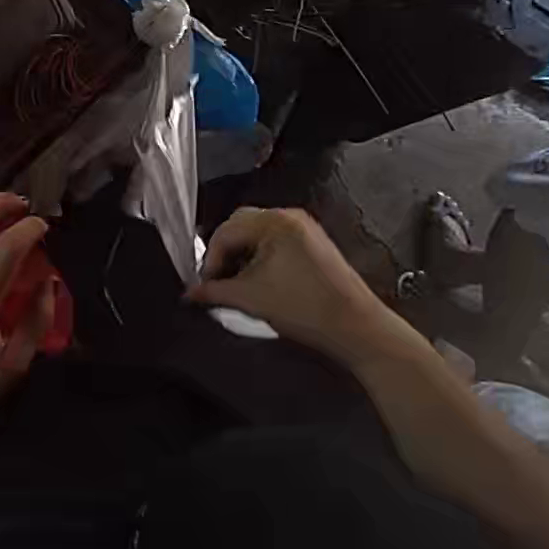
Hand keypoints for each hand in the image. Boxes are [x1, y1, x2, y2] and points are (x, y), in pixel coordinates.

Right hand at [185, 207, 424, 365]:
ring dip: (240, 256)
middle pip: (239, 226)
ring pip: (255, 234)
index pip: (225, 232)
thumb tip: (189, 292)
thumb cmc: (306, 308)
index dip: (210, 259)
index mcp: (275, 221)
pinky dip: (258, 258)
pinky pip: (273, 242)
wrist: (358, 330)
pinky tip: (257, 281)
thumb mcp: (250, 298)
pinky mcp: (312, 245)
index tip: (205, 284)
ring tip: (236, 283)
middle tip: (216, 279)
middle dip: (224, 253)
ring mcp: (304, 230)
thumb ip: (212, 291)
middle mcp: (289, 217)